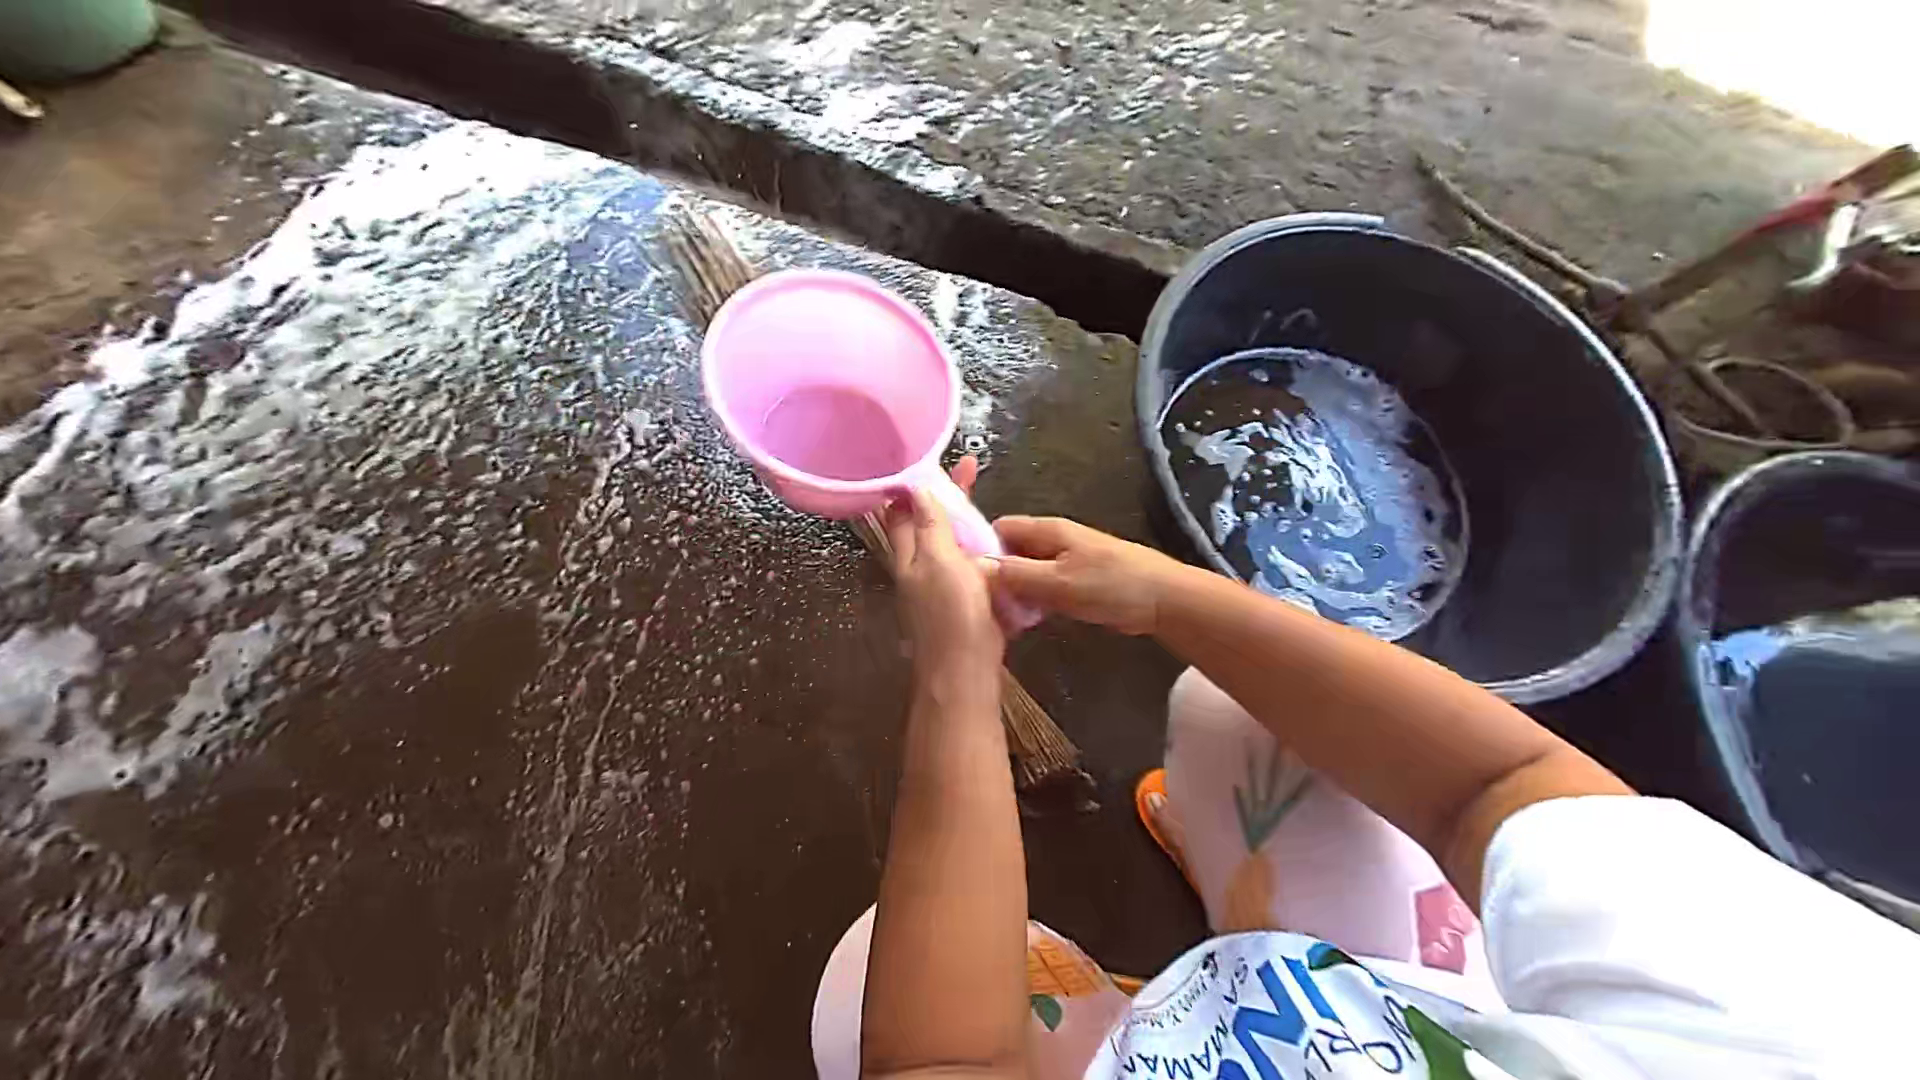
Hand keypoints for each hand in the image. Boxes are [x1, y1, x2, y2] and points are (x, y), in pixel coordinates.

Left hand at [883, 457, 1004, 674]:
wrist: (966, 673)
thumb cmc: (951, 614)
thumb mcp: (939, 562)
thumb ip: (930, 526)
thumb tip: (916, 490)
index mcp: (908, 555)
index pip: (901, 510)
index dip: (914, 483)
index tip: (931, 459)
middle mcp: (920, 568)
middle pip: (929, 523)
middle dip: (947, 495)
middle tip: (972, 469)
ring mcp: (942, 587)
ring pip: (952, 544)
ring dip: (966, 520)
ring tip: (987, 500)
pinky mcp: (965, 602)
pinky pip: (972, 565)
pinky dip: (982, 548)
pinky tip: (1001, 543)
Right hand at [986, 517, 1183, 635]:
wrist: (1164, 600)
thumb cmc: (1112, 585)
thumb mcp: (1058, 582)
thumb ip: (1016, 575)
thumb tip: (976, 568)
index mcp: (1047, 530)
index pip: (999, 527)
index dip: (980, 547)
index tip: (965, 575)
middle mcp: (1054, 540)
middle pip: (1012, 550)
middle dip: (997, 573)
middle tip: (982, 602)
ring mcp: (1067, 561)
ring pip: (1027, 571)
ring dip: (1016, 590)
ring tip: (1001, 614)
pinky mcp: (1077, 581)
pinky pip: (1044, 586)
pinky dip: (1035, 600)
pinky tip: (1028, 620)